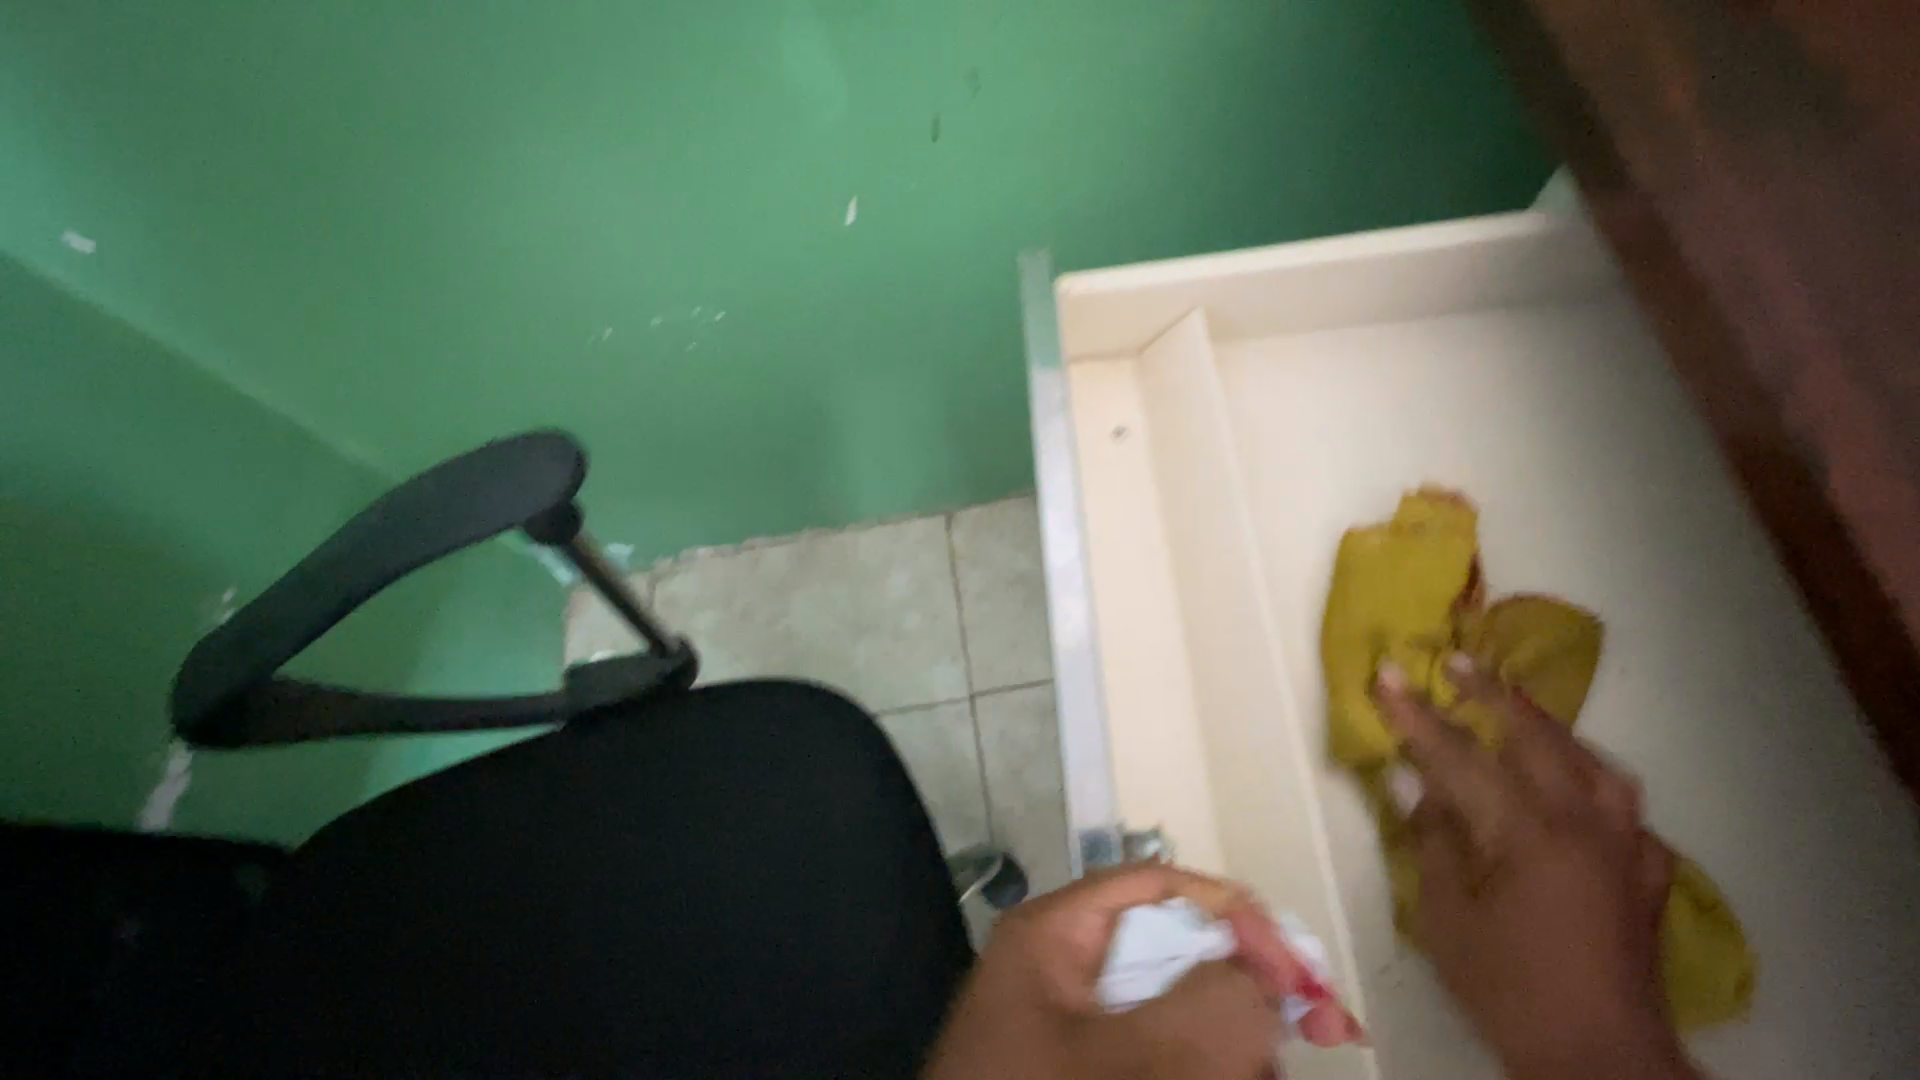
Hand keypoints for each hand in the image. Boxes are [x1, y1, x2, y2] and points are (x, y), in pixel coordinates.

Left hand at [921, 863, 1361, 1079]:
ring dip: (1230, 1042)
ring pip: (1176, 1012)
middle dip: (1245, 993)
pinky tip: (1239, 1074)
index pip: (1157, 886)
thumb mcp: (1127, 1060)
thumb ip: (1207, 1008)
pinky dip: (1198, 1064)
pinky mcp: (1086, 1065)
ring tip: (1261, 1069)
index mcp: (1057, 933)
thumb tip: (1267, 974)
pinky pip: (1157, 1053)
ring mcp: (1074, 1024)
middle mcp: (1065, 966)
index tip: (1297, 970)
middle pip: (1175, 952)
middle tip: (1318, 1033)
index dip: (1233, 913)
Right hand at [1375, 655, 1700, 1079]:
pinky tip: (1572, 790)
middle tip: (1456, 663)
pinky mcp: (1647, 875)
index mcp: (1528, 835)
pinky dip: (1591, 784)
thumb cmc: (1506, 986)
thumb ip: (1433, 838)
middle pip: (1537, 739)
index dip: (1418, 715)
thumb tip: (1413, 779)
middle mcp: (1584, 827)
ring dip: (1549, 729)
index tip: (1387, 674)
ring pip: (1593, 763)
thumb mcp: (1445, 915)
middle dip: (1491, 695)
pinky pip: (1623, 809)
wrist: (1600, 1058)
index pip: (1459, 757)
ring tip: (1517, 709)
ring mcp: (1625, 849)